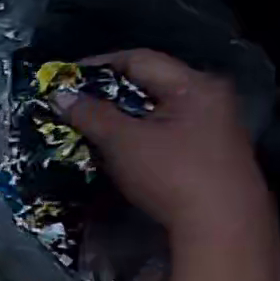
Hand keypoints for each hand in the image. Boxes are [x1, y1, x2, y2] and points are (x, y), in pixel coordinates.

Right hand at [55, 49, 268, 238]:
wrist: (219, 220)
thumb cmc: (171, 172)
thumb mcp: (122, 140)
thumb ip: (89, 114)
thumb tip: (60, 95)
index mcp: (194, 86)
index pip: (139, 59)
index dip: (96, 64)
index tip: (61, 78)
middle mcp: (206, 97)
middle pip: (145, 81)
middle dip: (102, 90)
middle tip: (65, 101)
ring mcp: (207, 122)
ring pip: (149, 105)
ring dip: (112, 111)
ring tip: (79, 122)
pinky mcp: (200, 144)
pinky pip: (156, 124)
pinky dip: (127, 127)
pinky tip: (106, 141)